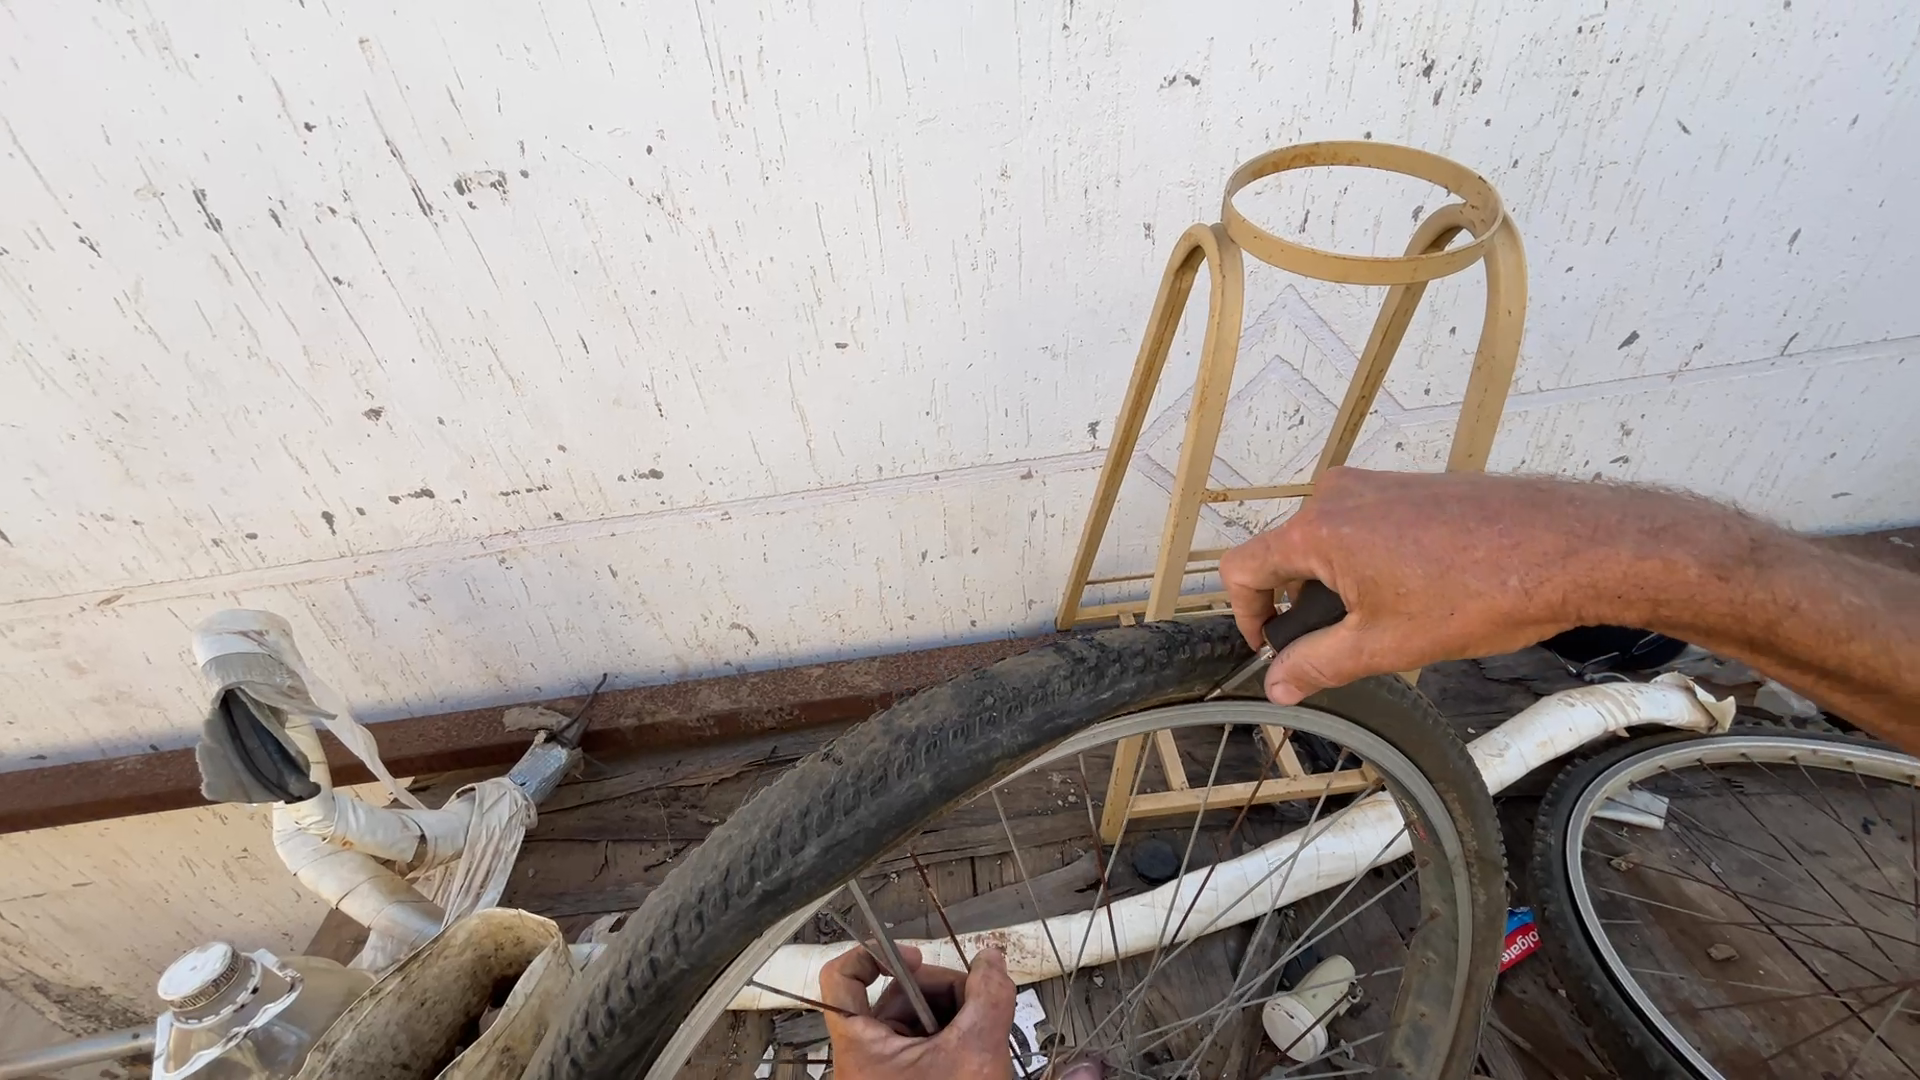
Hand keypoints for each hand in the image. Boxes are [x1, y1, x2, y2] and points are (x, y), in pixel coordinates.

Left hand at [821, 944, 1016, 1079]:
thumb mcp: (975, 1054)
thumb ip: (989, 997)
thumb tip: (993, 960)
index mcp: (859, 1047)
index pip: (839, 978)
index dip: (874, 953)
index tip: (913, 955)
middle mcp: (864, 1060)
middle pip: (896, 994)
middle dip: (943, 992)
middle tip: (975, 1004)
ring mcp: (884, 1076)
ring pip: (916, 1020)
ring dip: (954, 1016)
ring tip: (981, 1035)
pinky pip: (924, 1046)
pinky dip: (952, 1041)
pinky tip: (975, 1054)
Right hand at [1217, 467, 1704, 703]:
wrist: (1575, 546)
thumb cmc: (1481, 592)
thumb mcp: (1385, 645)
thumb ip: (1317, 665)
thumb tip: (1276, 686)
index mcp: (1316, 531)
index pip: (1241, 568)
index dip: (1245, 613)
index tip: (1271, 646)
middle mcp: (1334, 495)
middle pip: (1284, 555)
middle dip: (1299, 603)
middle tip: (1342, 641)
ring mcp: (1372, 484)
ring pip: (1322, 541)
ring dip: (1334, 582)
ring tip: (1387, 616)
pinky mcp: (1403, 484)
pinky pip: (1357, 524)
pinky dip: (1364, 559)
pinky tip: (1412, 587)